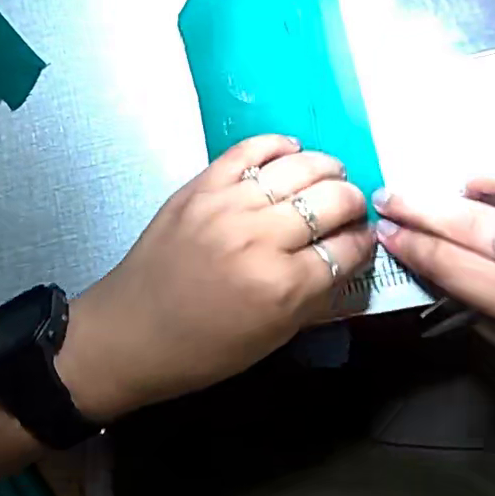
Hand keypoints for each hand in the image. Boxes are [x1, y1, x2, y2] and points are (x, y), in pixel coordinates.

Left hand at [55, 134, 375, 422]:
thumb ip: (319, 294)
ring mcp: (229, 205)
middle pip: (334, 200)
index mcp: (284, 287)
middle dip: (354, 203)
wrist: (130, 333)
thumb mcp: (274, 336)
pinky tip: (292, 152)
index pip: (349, 248)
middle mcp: (262, 238)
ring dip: (327, 169)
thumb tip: (350, 254)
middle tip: (350, 209)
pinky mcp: (201, 186)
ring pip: (301, 167)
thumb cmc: (205, 349)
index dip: (364, 241)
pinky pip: (251, 149)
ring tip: (331, 175)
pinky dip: (279, 146)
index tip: (363, 239)